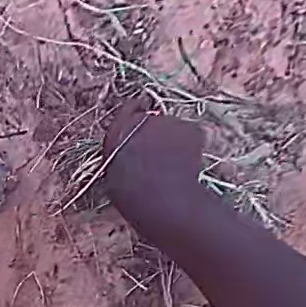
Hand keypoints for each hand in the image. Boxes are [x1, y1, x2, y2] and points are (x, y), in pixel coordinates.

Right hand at [100, 101, 215, 245]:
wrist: (160, 197)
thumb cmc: (130, 193)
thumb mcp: (114, 171)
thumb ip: (122, 153)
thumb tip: (131, 152)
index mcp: (120, 128)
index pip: (128, 109)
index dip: (134, 116)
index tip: (138, 126)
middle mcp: (145, 118)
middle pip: (151, 120)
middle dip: (154, 133)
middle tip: (155, 157)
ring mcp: (170, 121)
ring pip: (172, 128)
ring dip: (171, 141)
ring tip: (170, 166)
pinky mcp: (191, 128)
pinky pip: (190, 134)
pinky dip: (189, 145)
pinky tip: (185, 165)